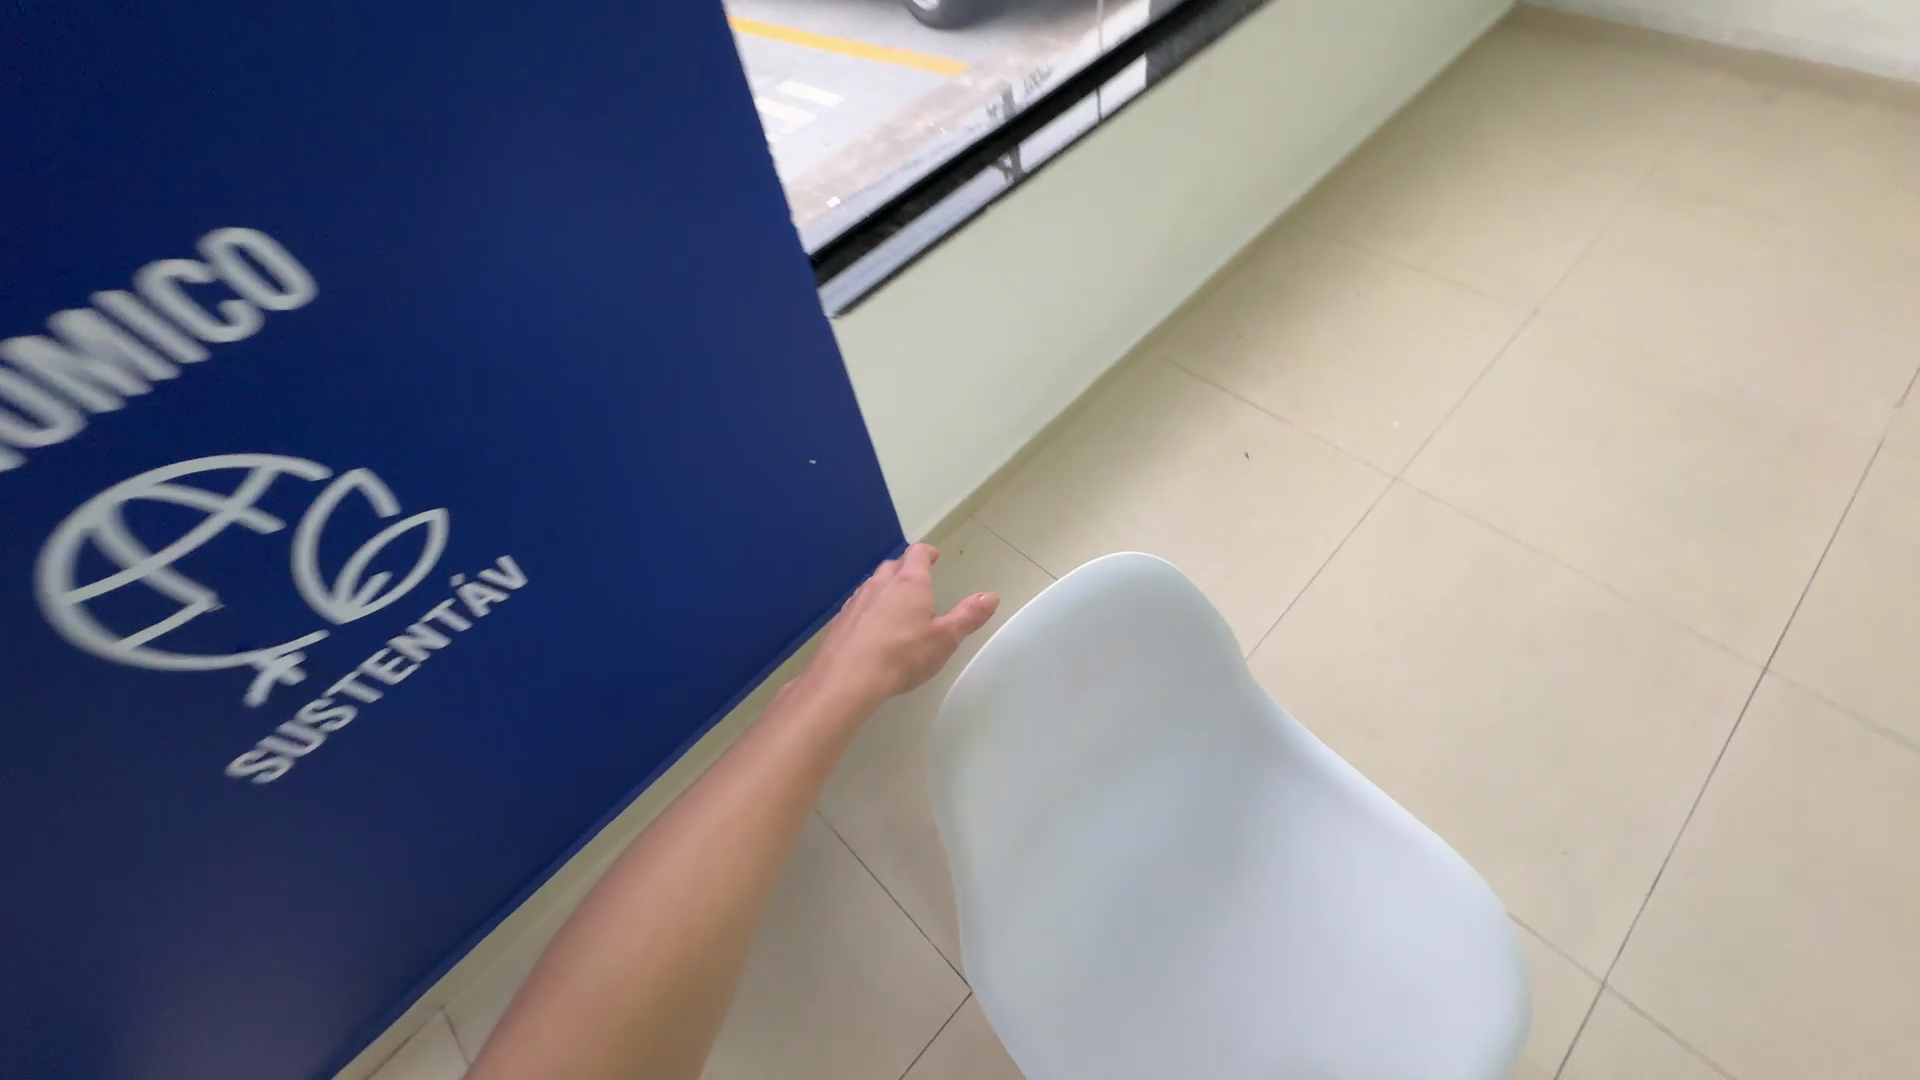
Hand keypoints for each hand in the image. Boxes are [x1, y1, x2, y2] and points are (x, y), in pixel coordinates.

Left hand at [805, 543, 999, 706]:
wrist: (846, 678)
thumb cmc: (903, 656)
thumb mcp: (945, 639)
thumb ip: (968, 616)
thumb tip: (991, 596)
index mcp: (910, 583)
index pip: (917, 554)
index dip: (926, 553)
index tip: (933, 557)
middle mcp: (880, 584)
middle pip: (892, 566)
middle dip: (905, 570)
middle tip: (916, 584)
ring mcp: (856, 602)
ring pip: (872, 585)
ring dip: (884, 590)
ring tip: (894, 607)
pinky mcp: (839, 622)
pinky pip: (856, 607)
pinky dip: (866, 611)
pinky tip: (870, 631)